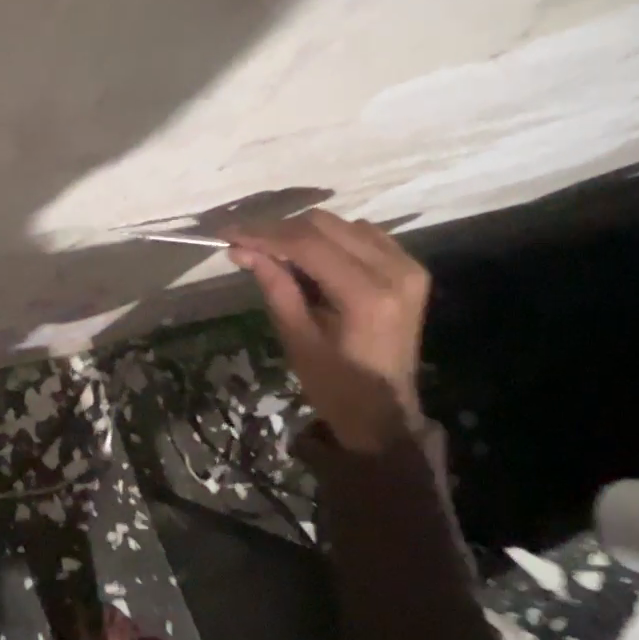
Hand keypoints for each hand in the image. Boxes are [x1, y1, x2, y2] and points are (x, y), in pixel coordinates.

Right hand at [224, 210, 430, 450]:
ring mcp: (407, 266)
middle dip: (280, 231)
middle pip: (324, 226)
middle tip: (246, 245)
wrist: (385, 415)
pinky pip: (362, 234)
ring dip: (304, 234)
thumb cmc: (336, 386)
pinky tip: (312, 259)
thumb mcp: (297, 338)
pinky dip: (331, 239)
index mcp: (367, 296)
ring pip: (341, 224)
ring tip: (276, 255)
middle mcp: (394, 270)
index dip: (264, 234)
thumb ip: (274, 285)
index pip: (308, 244)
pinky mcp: (410, 268)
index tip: (228, 233)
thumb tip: (241, 248)